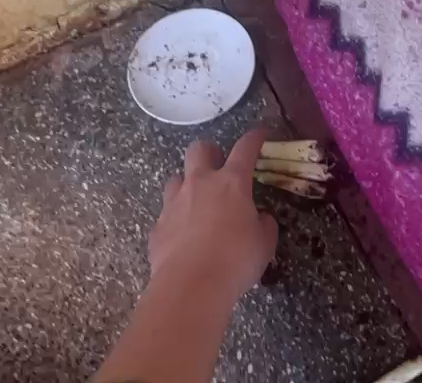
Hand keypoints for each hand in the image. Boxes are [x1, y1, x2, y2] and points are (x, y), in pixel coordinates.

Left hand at [148, 128, 278, 304]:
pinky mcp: (157, 226)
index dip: (254, 138)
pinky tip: (182, 238)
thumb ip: (264, 225)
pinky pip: (165, 213)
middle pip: (200, 148)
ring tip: (196, 203)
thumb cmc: (235, 260)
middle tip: (218, 167)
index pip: (245, 148)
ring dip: (187, 185)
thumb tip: (261, 218)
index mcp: (232, 182)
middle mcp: (201, 183)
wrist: (190, 286)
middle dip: (210, 152)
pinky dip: (175, 220)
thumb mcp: (264, 244)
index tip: (261, 135)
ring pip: (176, 177)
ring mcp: (175, 202)